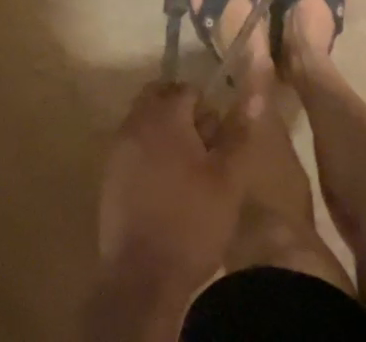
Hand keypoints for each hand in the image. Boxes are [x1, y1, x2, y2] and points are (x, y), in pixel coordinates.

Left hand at [97, 83, 254, 294]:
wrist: (142, 278)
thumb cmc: (193, 222)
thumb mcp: (229, 177)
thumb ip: (239, 129)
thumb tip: (257, 86)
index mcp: (163, 118)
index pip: (186, 89)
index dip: (207, 108)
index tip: (220, 137)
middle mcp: (133, 126)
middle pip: (159, 100)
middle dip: (183, 114)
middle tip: (207, 148)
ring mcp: (116, 153)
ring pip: (144, 125)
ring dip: (166, 135)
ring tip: (191, 172)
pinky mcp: (109, 179)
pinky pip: (133, 150)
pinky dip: (150, 156)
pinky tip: (168, 189)